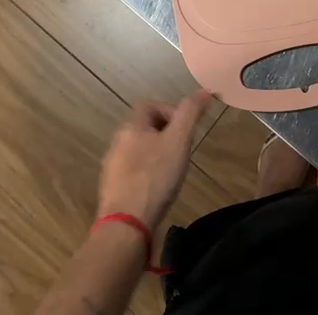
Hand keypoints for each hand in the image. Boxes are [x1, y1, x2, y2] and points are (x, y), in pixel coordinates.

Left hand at [96, 89, 215, 224]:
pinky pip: (133, 173)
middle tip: (182, 150)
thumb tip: (205, 90)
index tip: (185, 129)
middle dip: (166, 134)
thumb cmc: (155, 176)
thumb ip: (190, 113)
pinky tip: (158, 190)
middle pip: (144, 128)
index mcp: (130, 127)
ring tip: (173, 171)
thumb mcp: (179, 140)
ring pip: (139, 151)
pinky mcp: (113, 191)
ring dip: (157, 155)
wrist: (126, 226)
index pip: (150, 105)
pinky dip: (148, 174)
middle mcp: (117, 143)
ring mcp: (112, 169)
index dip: (170, 110)